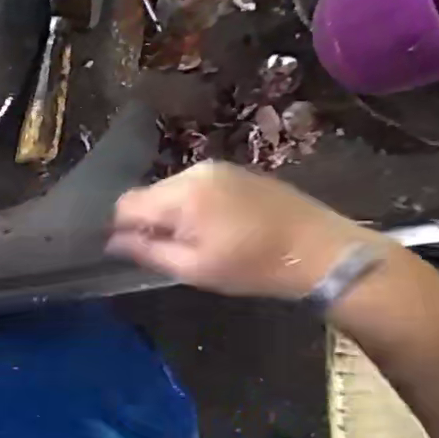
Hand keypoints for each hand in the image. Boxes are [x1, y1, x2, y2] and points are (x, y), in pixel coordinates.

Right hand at [105, 161, 383, 298]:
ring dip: (172, 212)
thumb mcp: (194, 269)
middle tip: (169, 249)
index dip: (121, 228)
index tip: (132, 249)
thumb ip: (146, 251)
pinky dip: (194, 204)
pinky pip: (195, 186)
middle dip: (148, 220)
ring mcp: (218, 168)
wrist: (327, 252)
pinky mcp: (237, 171)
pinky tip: (218, 227)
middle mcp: (194, 172)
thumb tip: (111, 241)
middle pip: (147, 195)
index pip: (124, 205)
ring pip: (170, 190)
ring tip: (198, 239)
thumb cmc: (255, 266)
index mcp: (181, 195)